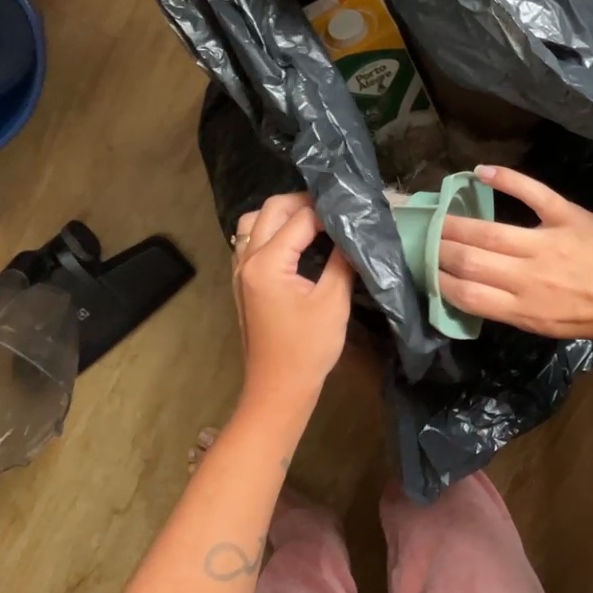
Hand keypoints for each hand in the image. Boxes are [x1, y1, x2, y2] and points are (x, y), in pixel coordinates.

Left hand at [230, 195, 353, 407]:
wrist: (278, 389)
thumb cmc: (307, 349)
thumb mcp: (333, 302)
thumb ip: (342, 260)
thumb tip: (353, 231)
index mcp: (267, 263)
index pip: (300, 218)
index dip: (328, 211)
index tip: (353, 210)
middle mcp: (247, 259)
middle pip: (271, 210)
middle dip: (302, 203)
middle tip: (334, 210)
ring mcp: (240, 271)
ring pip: (253, 222)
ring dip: (280, 214)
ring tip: (312, 221)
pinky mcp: (242, 282)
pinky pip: (249, 241)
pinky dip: (268, 232)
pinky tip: (292, 243)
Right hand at [437, 165, 592, 346]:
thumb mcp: (552, 330)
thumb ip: (512, 310)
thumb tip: (472, 290)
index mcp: (526, 311)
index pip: (464, 294)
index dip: (436, 280)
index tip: (422, 268)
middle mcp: (530, 278)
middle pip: (467, 260)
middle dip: (436, 247)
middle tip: (419, 235)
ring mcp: (549, 244)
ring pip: (486, 230)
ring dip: (454, 220)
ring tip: (435, 212)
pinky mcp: (569, 217)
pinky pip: (530, 193)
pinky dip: (503, 178)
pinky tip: (478, 172)